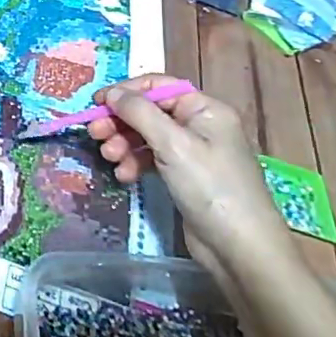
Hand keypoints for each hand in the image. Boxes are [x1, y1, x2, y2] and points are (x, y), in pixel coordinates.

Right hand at [86, 74, 291, 267]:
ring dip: (124, 144)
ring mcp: (193, 153)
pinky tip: (124, 176)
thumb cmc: (210, 187)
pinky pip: (152, 159)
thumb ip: (139, 113)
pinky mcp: (185, 177)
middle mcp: (199, 126)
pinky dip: (135, 163)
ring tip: (110, 158)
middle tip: (95, 134)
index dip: (125, 92)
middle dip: (120, 121)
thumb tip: (112, 93)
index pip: (157, 86)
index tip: (96, 104)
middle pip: (149, 111)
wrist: (240, 250)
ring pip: (147, 136)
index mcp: (204, 109)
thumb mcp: (172, 144)